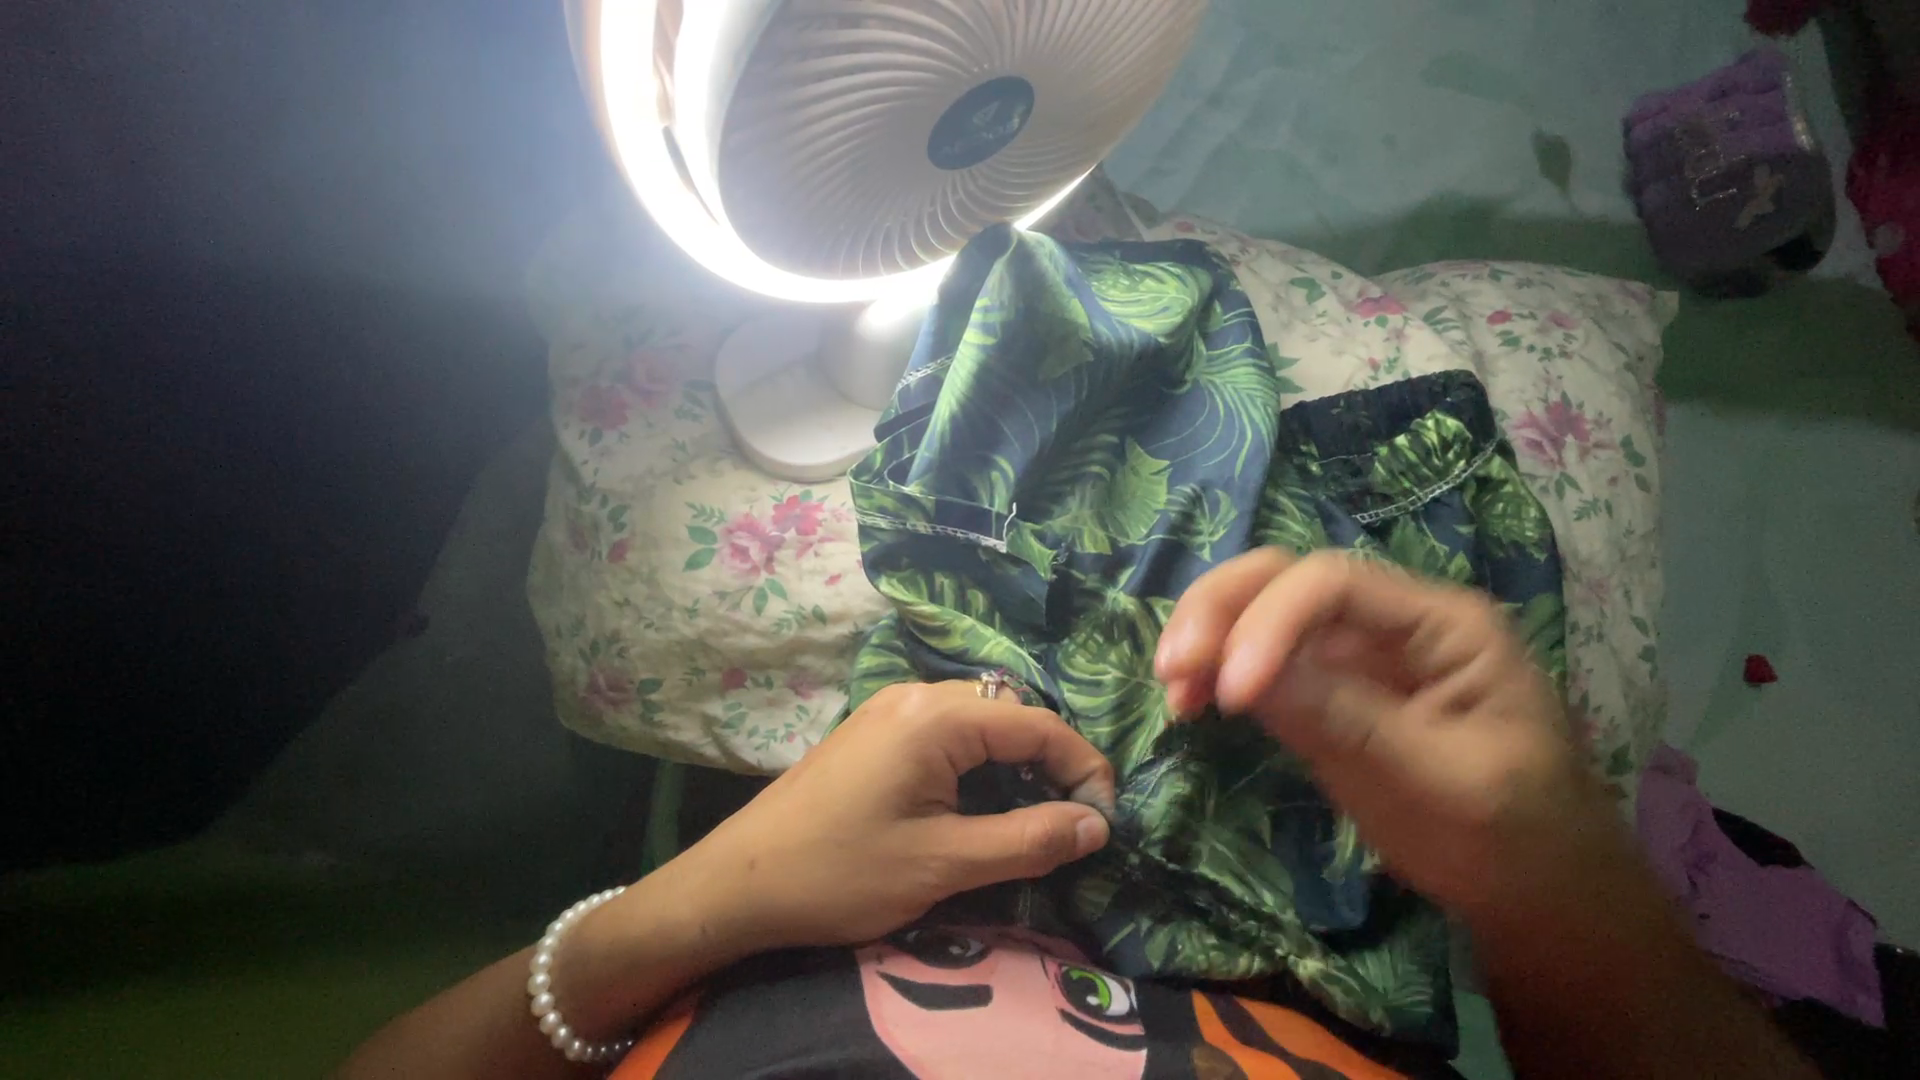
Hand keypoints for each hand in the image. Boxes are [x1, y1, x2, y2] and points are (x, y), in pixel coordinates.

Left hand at [672, 681, 1115, 951]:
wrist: (738, 882)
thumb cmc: (841, 873)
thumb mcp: (942, 864)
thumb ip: (1027, 840)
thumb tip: (1097, 824)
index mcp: (935, 716)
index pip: (1036, 722)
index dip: (1082, 765)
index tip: (1107, 818)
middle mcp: (915, 694)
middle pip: (1009, 711)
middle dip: (1051, 758)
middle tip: (1073, 817)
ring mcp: (890, 706)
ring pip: (978, 717)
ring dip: (1015, 758)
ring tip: (1035, 811)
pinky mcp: (874, 728)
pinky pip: (946, 728)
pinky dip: (978, 758)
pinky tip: (980, 798)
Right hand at [1154, 549, 1625, 921]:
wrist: (1536, 892)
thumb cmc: (1512, 838)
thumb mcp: (1440, 782)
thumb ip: (1345, 721)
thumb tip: (1240, 676)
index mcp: (1440, 622)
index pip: (1334, 583)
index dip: (1270, 623)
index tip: (1232, 695)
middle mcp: (1386, 618)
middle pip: (1282, 576)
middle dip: (1219, 610)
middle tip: (1173, 668)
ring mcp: (1348, 650)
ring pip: (1255, 606)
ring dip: (1204, 633)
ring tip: (1172, 685)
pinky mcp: (1318, 686)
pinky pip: (1252, 657)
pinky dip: (1211, 669)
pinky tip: (1186, 700)